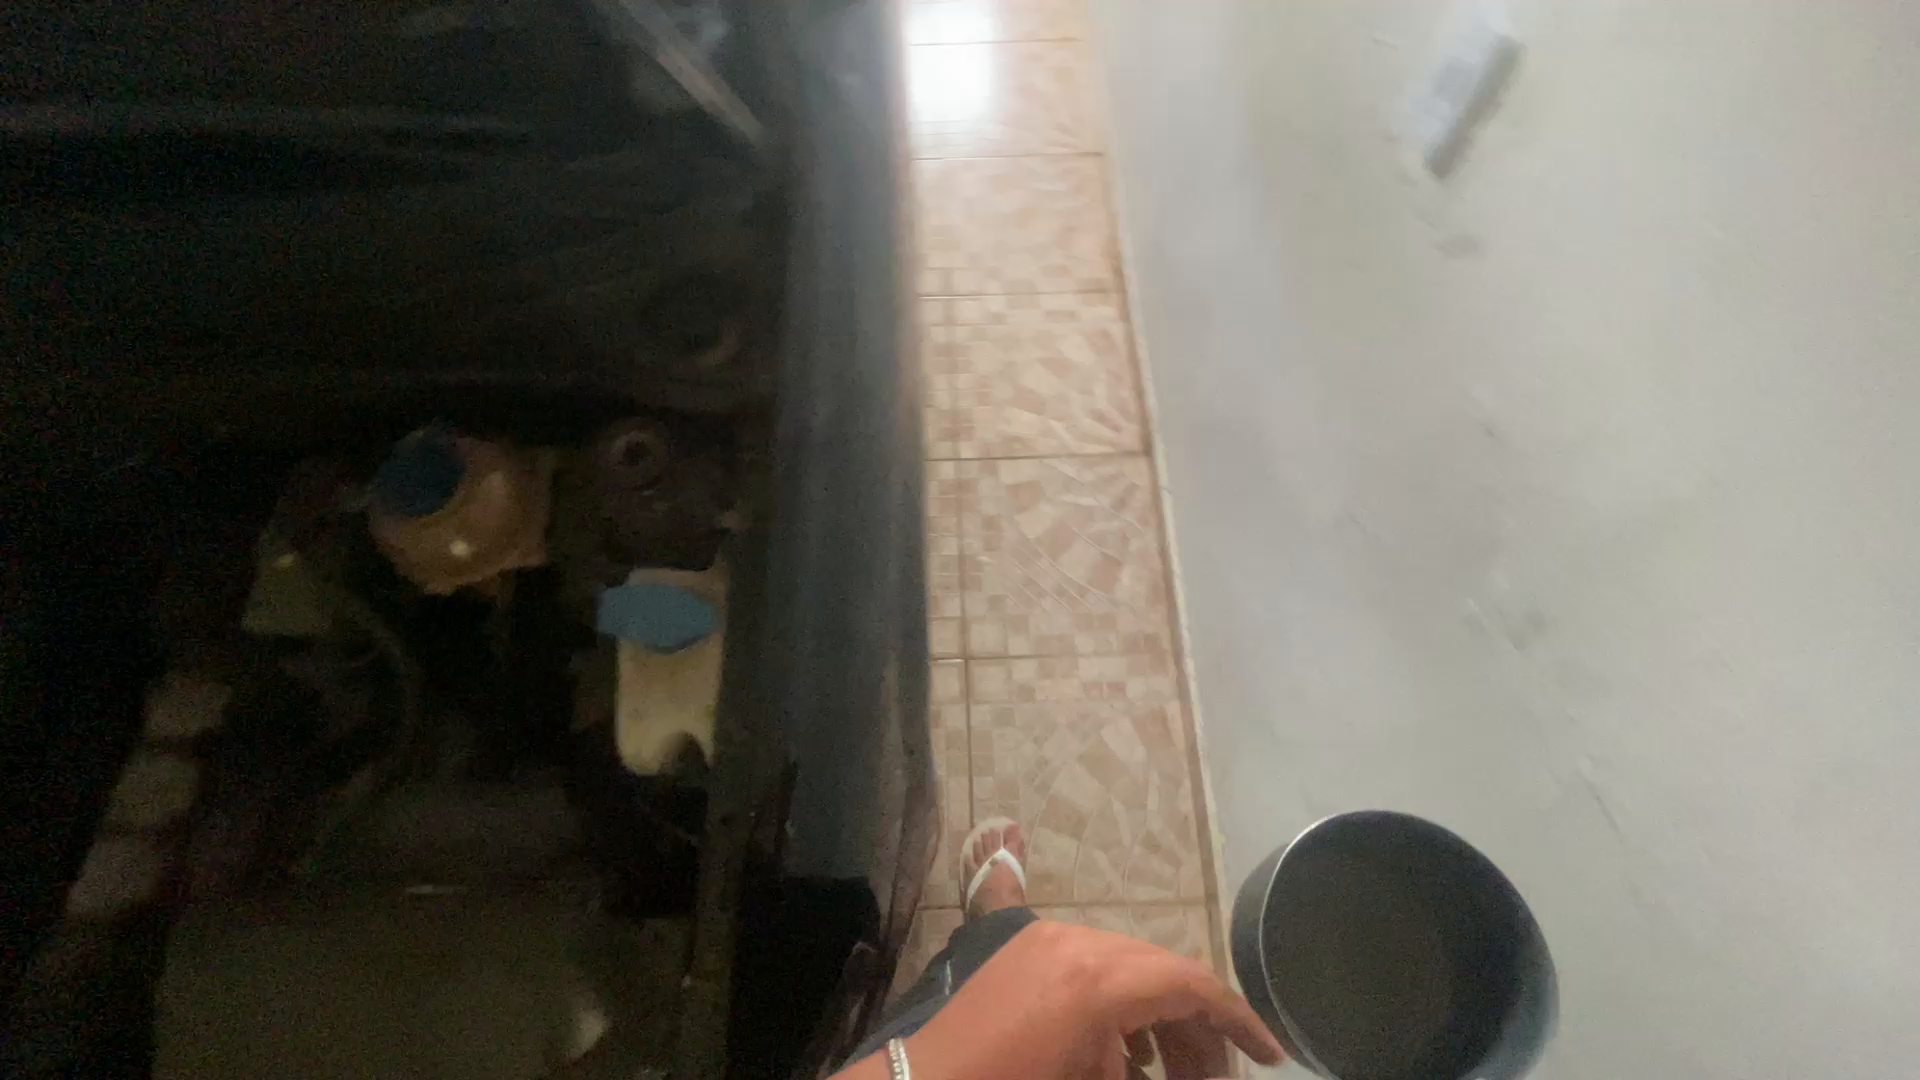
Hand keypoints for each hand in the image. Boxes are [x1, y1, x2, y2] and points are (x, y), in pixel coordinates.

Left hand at [895, 919, 1284, 1079]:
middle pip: (1160, 971)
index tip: (1273, 1055)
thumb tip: (1183, 1070)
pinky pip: (1093, 965)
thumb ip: (1149, 1069)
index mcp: (1096, 979)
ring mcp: (1048, 937)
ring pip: (1129, 965)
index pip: (1187, 983)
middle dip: (1198, 1026)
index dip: (1237, 1018)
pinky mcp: (1028, 946)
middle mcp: (1076, 941)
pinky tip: (1124, 1056)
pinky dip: (1120, 1004)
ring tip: (1172, 1075)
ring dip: (1159, 1015)